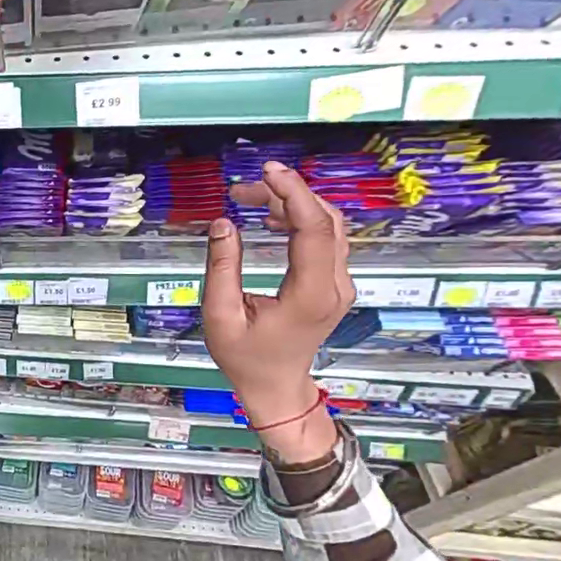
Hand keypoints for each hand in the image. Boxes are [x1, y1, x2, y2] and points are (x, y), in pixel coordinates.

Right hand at [202, 162, 355, 463]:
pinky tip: (273, 218)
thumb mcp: (220, 317)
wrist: (277, 387)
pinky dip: (301, 219)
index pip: (313, 228)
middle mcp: (334, 286)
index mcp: (310, 295)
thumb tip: (224, 223)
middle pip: (325, 219)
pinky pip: (326, 239)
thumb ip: (222, 268)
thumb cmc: (246, 359)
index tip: (267, 172)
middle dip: (286, 194)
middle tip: (244, 189)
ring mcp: (340, 285)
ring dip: (294, 204)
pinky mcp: (335, 284)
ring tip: (253, 199)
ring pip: (329, 225)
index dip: (293, 193)